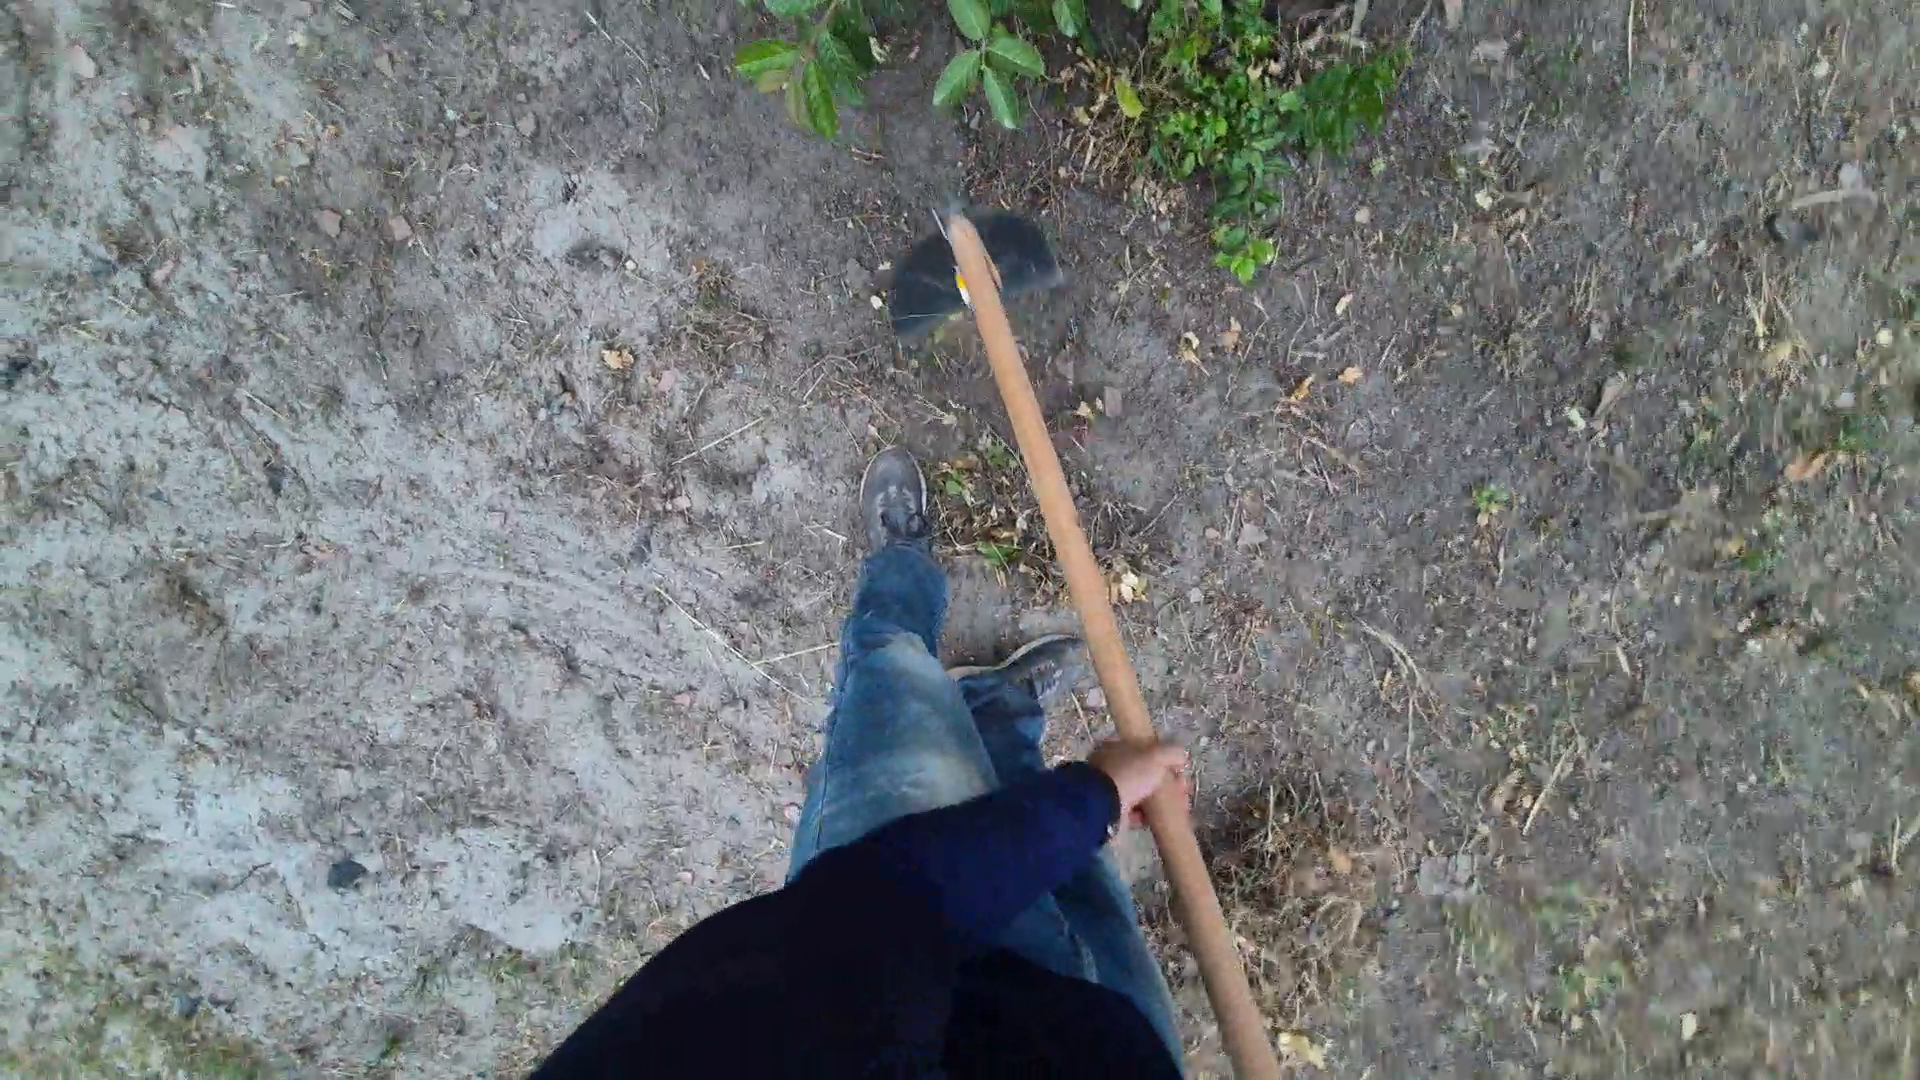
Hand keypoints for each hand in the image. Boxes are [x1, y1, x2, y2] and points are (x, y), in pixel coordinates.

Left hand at [1086, 740, 1189, 829]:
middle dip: (1166, 782)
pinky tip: (1163, 819)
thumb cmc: (1128, 774)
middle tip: (1183, 791)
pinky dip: (1150, 816)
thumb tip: (1182, 755)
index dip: (1163, 758)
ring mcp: (1110, 791)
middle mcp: (1110, 767)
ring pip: (1142, 794)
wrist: (1103, 808)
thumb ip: (1170, 753)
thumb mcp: (1154, 756)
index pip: (1143, 749)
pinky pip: (1136, 814)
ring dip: (1160, 801)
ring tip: (1179, 807)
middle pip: (1144, 773)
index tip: (1180, 769)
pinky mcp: (1112, 813)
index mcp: (1114, 747)